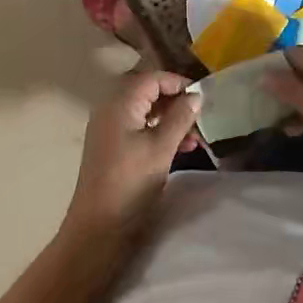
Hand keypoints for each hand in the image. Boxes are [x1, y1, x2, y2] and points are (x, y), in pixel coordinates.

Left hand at [65, 71, 202, 246]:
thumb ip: (180, 118)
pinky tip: (181, 149)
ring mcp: (108, 128)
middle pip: (147, 93)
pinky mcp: (111, 147)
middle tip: (200, 119)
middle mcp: (110, 109)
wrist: (99, 224)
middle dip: (175, 103)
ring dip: (170, 120)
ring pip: (144, 113)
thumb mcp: (161, 148)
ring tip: (195, 139)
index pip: (151, 79)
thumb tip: (196, 95)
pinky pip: (138, 129)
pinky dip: (158, 133)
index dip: (178, 83)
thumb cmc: (131, 182)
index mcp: (119, 103)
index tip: (204, 97)